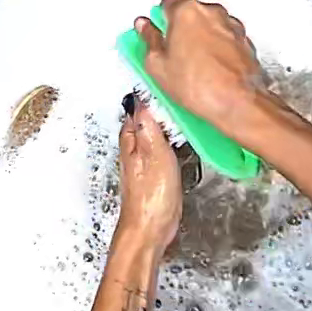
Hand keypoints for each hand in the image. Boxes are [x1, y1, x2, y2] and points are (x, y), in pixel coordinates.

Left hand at [115, 99, 181, 253]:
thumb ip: (150, 127)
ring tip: (180, 111)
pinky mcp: (156, 172)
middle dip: (158, 105)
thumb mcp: (154, 154)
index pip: (138, 107)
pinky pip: (162, 147)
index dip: (150, 93)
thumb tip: (144, 99)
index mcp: (131, 140)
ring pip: (154, 132)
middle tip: (176, 92)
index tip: (165, 79)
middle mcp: (135, 148)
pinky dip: (170, 139)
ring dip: (165, 122)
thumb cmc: (151, 197)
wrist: (151, 231)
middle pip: (145, 118)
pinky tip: (180, 139)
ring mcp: (145, 160)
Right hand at [134, 0, 272, 135]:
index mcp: (187, 11)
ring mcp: (232, 26)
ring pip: (210, 26)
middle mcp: (212, 12)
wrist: (238, 103)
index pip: (166, 3)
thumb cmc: (202, 86)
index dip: (158, 20)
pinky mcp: (245, 42)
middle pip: (190, 13)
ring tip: (192, 67)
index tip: (155, 33)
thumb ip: (148, 39)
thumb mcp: (158, 66)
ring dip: (201, 39)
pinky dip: (218, 49)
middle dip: (180, 30)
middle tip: (172, 54)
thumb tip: (144, 28)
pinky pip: (225, 39)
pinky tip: (210, 71)